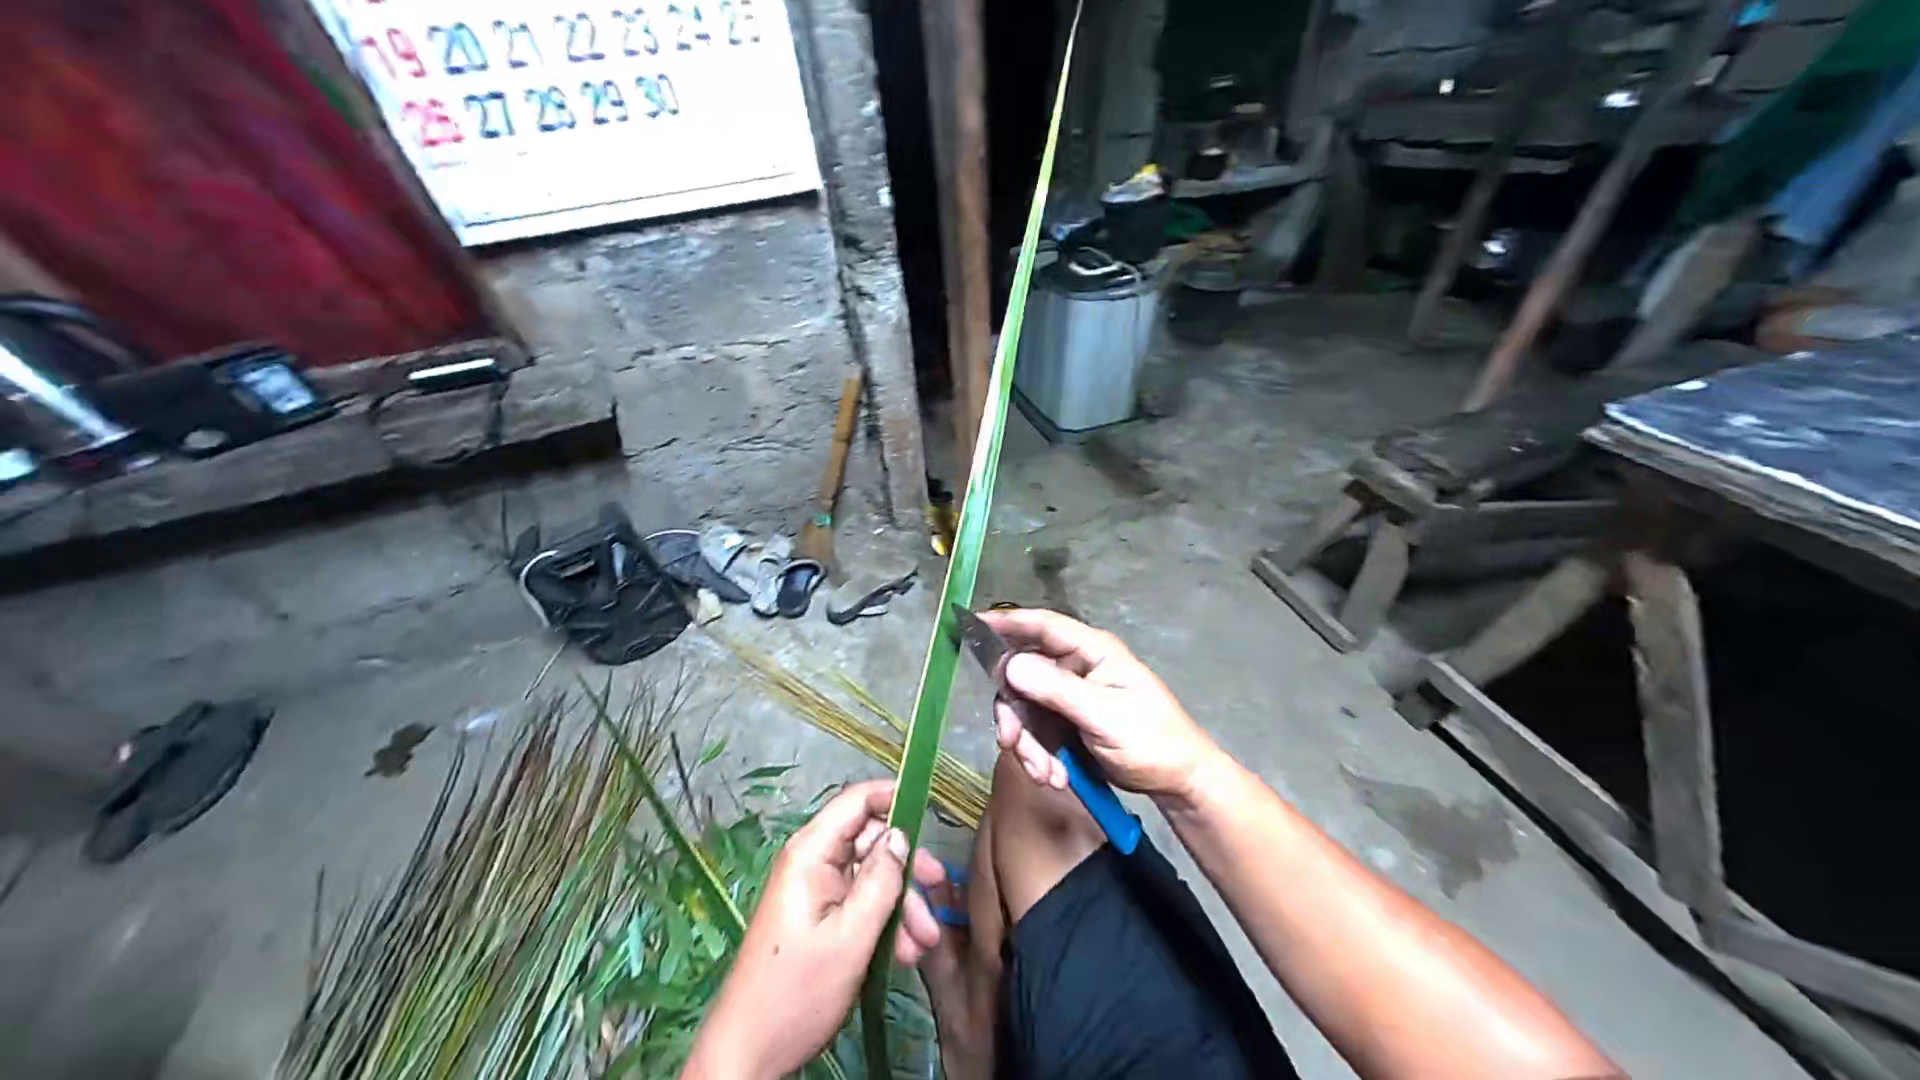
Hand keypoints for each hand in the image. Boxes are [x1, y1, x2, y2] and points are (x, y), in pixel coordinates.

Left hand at [682, 780, 945, 1079]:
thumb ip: (880, 881)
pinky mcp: (820, 917)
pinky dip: (885, 923)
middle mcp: (813, 862)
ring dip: (901, 905)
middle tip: (938, 892)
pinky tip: (904, 954)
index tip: (928, 810)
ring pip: (871, 877)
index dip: (892, 796)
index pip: (856, 801)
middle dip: (906, 870)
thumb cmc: (797, 991)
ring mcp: (816, 890)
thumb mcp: (850, 936)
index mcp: (811, 853)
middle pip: (871, 842)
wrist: (749, 1053)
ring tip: (923, 944)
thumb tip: (900, 835)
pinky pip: (861, 904)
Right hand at [979, 608, 1221, 801]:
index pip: (1043, 626)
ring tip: (1046, 774)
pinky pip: (1035, 732)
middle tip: (1010, 742)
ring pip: (1024, 709)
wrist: (1177, 780)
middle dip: (1014, 714)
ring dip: (1027, 744)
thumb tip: (1010, 664)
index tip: (972, 625)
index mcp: (1091, 652)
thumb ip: (1056, 689)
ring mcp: (1069, 696)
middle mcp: (1075, 668)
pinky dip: (1038, 755)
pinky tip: (1055, 776)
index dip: (1007, 622)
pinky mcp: (1065, 722)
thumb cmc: (1152, 739)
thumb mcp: (1104, 715)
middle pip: (1022, 675)